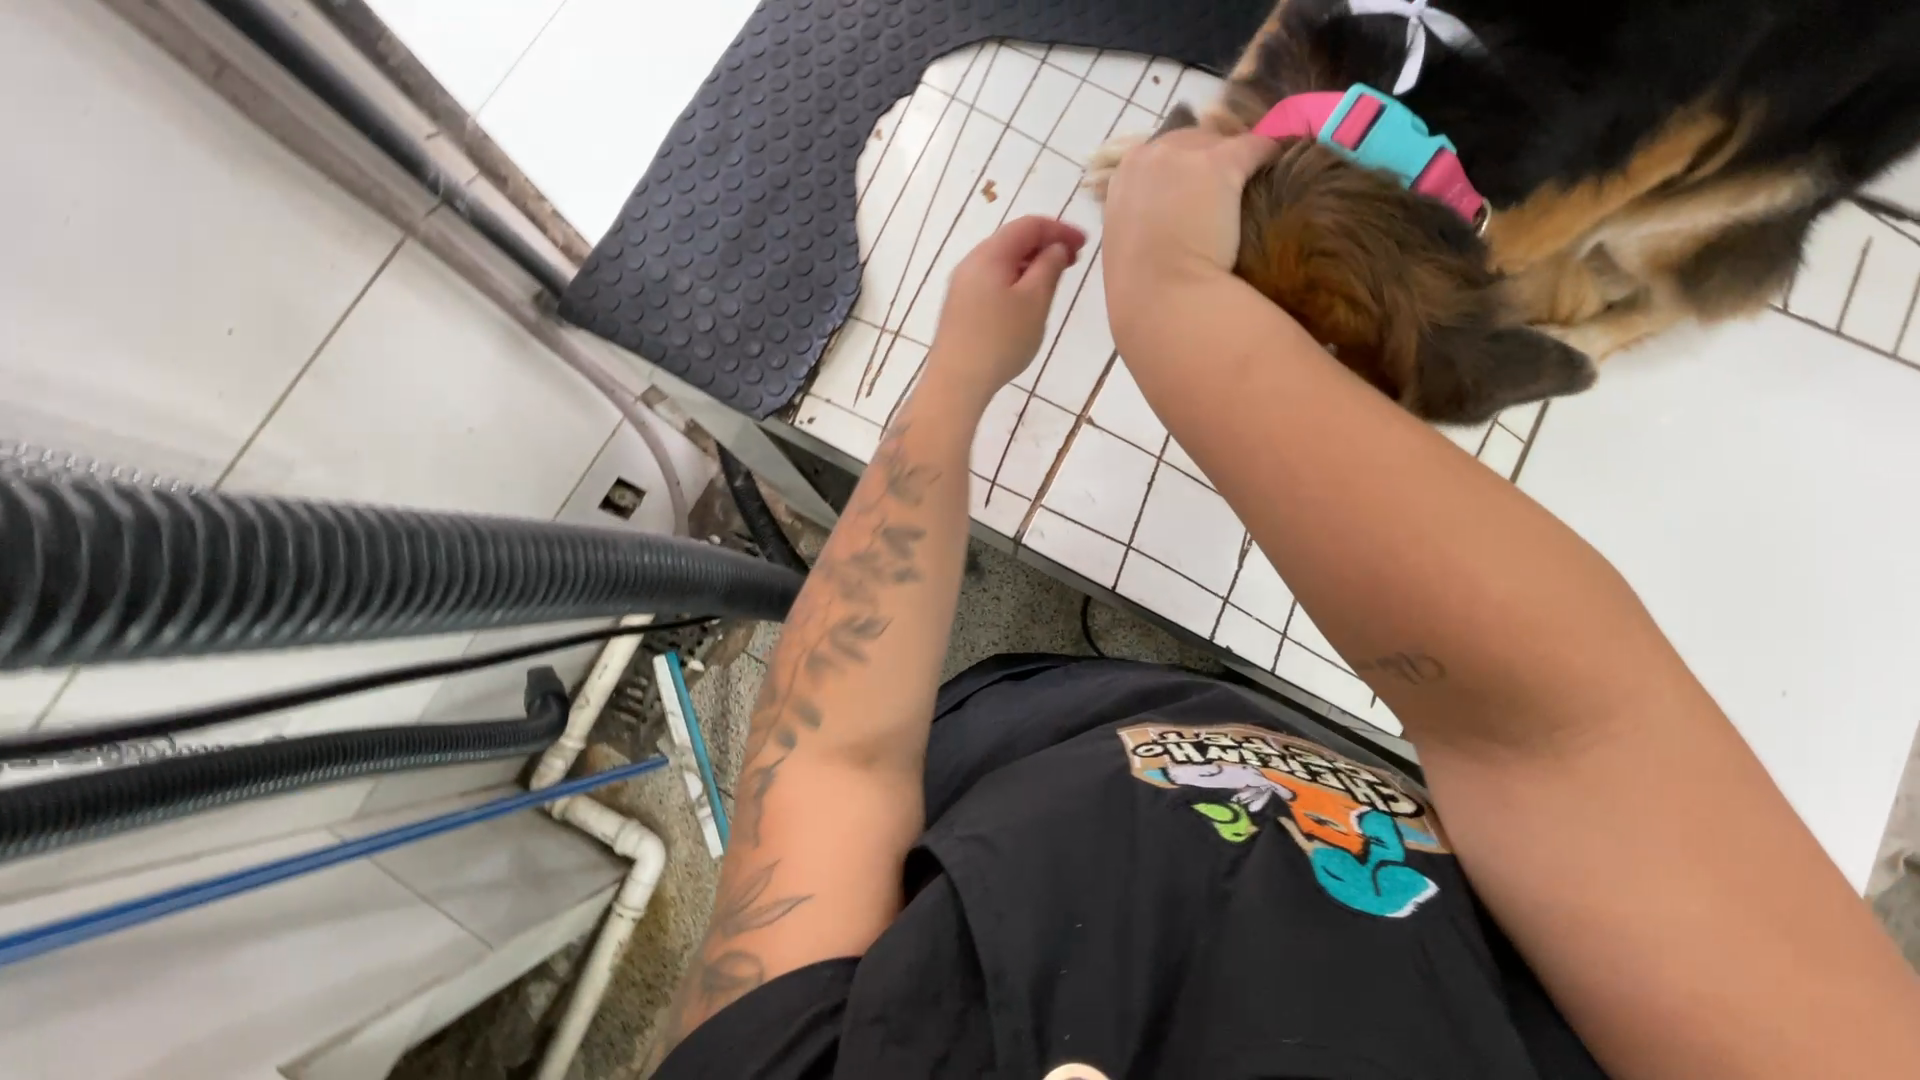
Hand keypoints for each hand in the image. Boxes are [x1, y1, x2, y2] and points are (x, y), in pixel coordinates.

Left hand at [923, 216, 1086, 410]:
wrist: (956, 382)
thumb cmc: (1001, 341)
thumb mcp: (1035, 301)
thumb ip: (1049, 267)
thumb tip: (1056, 248)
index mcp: (989, 254)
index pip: (1028, 225)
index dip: (1060, 229)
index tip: (1085, 244)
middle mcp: (971, 263)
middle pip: (1013, 241)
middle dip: (1045, 246)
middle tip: (1073, 263)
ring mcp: (961, 286)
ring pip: (1002, 263)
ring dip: (1031, 265)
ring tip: (1053, 283)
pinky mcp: (959, 307)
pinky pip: (992, 282)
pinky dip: (1015, 282)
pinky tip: (1026, 302)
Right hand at [1101, 127, 1277, 299]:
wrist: (1159, 296)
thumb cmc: (1138, 284)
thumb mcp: (1125, 242)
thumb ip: (1139, 220)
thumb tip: (1159, 222)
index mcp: (1125, 175)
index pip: (1160, 156)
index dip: (1179, 172)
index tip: (1192, 194)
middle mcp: (1152, 154)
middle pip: (1191, 141)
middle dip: (1206, 162)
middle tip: (1223, 193)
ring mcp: (1186, 155)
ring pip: (1221, 142)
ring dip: (1233, 160)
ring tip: (1249, 185)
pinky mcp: (1223, 163)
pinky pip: (1255, 146)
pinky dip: (1266, 157)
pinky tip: (1275, 171)